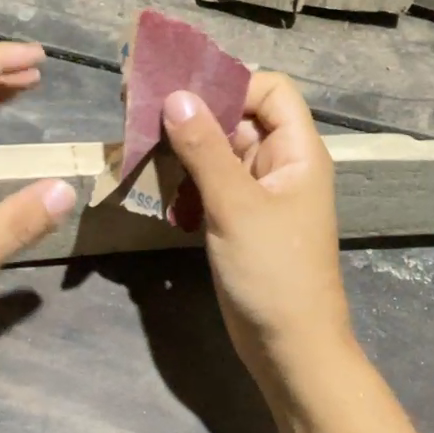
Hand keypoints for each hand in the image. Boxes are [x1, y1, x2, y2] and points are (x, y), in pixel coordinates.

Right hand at [162, 73, 352, 369]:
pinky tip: (155, 188)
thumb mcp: (237, 206)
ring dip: (181, 149)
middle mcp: (279, 165)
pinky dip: (184, 182)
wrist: (289, 348)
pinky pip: (209, 186)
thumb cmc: (273, 273)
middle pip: (238, 118)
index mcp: (297, 152)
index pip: (270, 90)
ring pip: (217, 153)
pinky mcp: (237, 221)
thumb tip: (175, 96)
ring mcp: (258, 195)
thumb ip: (205, 150)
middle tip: (136, 111)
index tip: (180, 94)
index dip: (230, 84)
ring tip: (137, 147)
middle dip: (192, 114)